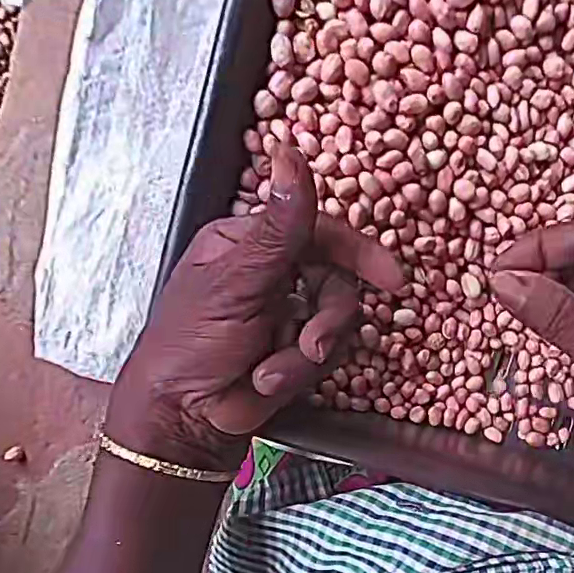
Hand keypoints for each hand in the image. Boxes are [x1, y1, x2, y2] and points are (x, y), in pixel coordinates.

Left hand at [104, 141, 405, 470]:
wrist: (181, 419)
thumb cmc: (189, 346)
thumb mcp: (235, 284)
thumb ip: (277, 228)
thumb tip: (290, 154)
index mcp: (249, 243)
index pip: (318, 232)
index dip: (358, 253)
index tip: (391, 278)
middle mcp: (273, 274)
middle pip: (336, 281)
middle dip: (326, 319)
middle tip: (312, 345)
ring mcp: (287, 314)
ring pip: (336, 322)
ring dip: (306, 353)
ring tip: (271, 373)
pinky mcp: (296, 351)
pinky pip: (327, 354)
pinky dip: (299, 372)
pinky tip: (266, 382)